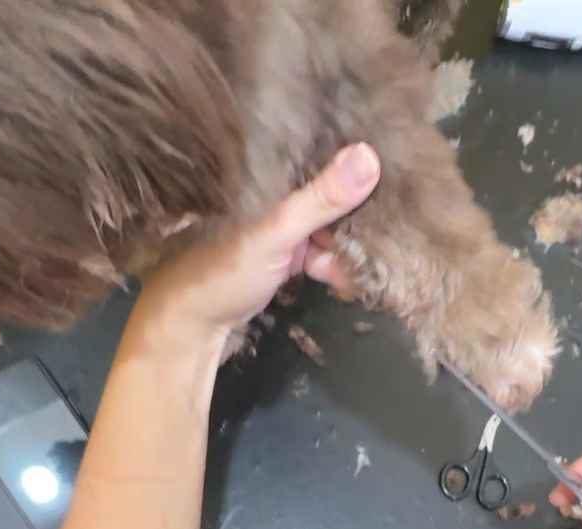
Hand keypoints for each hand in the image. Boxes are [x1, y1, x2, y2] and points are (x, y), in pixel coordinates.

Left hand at [132, 143, 381, 350]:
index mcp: (264, 171)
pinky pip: (317, 252)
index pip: (317, 149)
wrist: (188, 328)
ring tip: (364, 265)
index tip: (393, 164)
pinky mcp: (279, 256)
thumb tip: (370, 156)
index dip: (353, 155)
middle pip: (327, 189)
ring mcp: (276, 226)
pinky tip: (344, 281)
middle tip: (386, 230)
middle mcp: (271, 192)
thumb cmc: (221, 272)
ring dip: (346, 245)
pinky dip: (331, 265)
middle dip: (356, 210)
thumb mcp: (276, 233)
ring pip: (326, 225)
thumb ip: (321, 199)